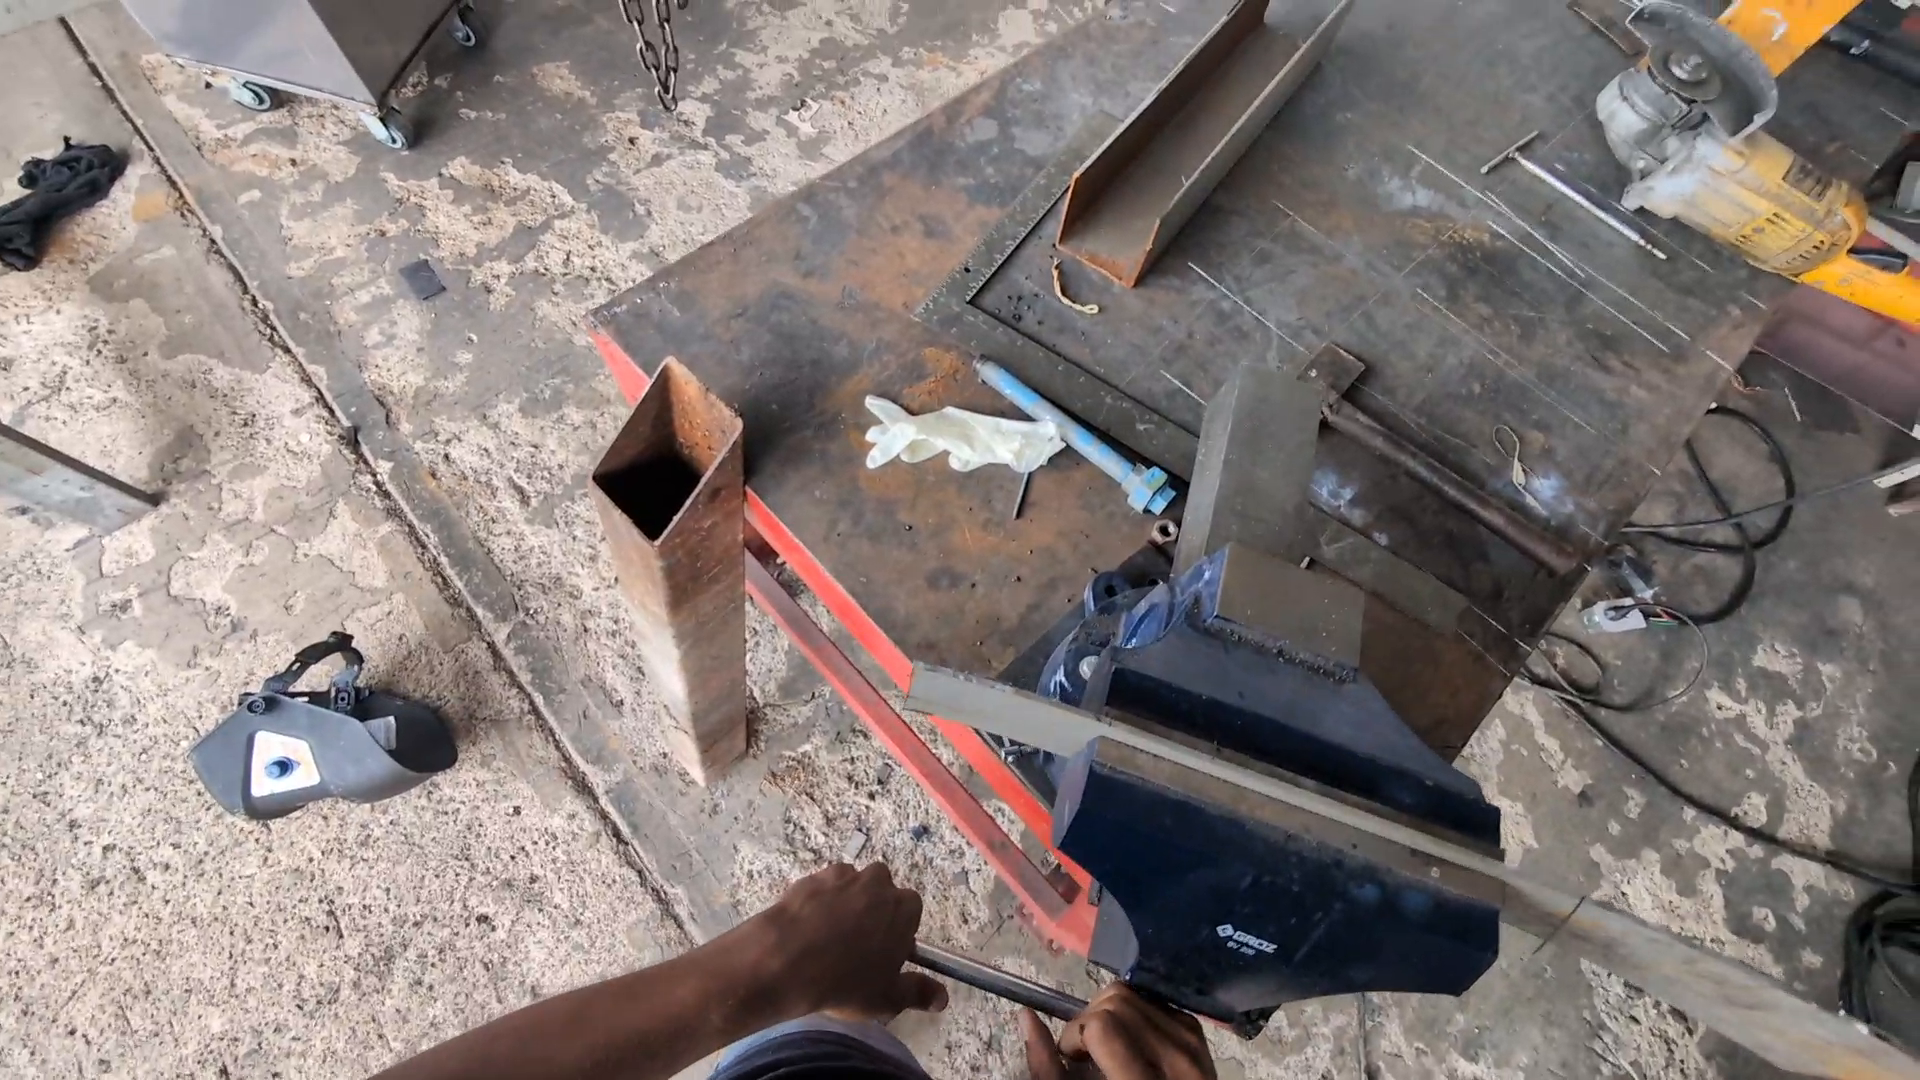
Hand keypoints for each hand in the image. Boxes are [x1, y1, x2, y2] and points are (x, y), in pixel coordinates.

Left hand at [745, 862, 947, 1021]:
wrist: (786, 960)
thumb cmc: (845, 982)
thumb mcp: (888, 998)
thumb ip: (919, 993)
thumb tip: (943, 997)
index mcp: (904, 907)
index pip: (910, 913)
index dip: (897, 935)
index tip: (882, 957)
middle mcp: (879, 881)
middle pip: (882, 896)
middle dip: (873, 915)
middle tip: (855, 950)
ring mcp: (845, 875)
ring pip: (852, 889)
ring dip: (846, 906)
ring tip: (826, 941)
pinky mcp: (815, 875)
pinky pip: (825, 888)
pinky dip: (820, 903)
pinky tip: (807, 930)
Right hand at [1023, 985, 1214, 1079]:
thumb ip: (1049, 1071)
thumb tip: (1025, 1016)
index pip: (1103, 1025)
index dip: (1075, 1035)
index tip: (1073, 1058)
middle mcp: (1178, 1059)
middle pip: (1116, 1001)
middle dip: (1088, 1020)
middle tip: (1085, 1053)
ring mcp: (1192, 1042)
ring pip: (1131, 992)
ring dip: (1106, 1012)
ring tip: (1104, 1045)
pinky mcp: (1196, 1032)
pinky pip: (1151, 998)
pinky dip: (1130, 1012)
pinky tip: (1127, 1039)